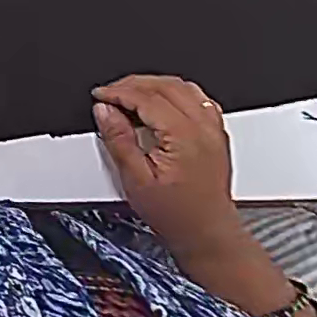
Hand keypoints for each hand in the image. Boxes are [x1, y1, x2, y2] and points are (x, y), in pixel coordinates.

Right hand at [91, 74, 240, 259]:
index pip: (147, 98)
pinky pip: (198, 98)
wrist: (206, 233)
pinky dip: (175, 92)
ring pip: (183, 87)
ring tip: (130, 93)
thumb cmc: (177, 215)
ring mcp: (213, 129)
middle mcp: (203, 128)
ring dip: (154, 85)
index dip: (118, 92)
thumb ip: (119, 140)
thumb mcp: (136, 179)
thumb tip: (105, 111)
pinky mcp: (216, 134)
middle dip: (133, 84)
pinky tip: (160, 101)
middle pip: (165, 86)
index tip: (101, 95)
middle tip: (110, 92)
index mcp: (183, 136)